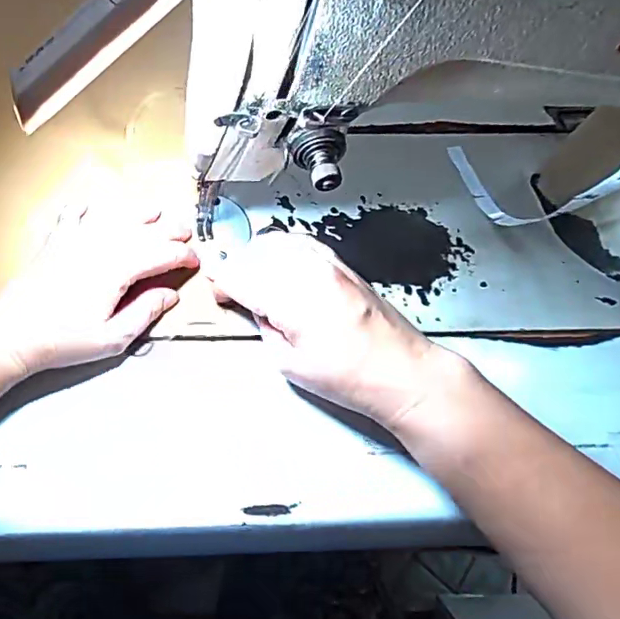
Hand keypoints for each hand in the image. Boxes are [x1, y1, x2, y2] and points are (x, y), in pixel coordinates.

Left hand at [0, 200, 197, 416]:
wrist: (12, 330)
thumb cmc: (62, 339)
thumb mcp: (111, 337)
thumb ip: (144, 313)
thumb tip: (169, 296)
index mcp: (118, 268)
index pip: (161, 252)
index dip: (183, 255)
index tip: (195, 261)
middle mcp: (100, 244)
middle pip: (144, 228)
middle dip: (170, 229)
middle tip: (185, 235)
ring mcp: (76, 237)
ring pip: (116, 213)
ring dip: (139, 212)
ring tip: (155, 211)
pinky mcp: (57, 238)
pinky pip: (77, 212)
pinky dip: (91, 207)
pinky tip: (97, 208)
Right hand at [205, 232, 473, 429]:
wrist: (401, 371)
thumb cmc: (352, 375)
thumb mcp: (289, 363)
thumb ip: (265, 326)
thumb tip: (254, 308)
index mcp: (291, 299)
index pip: (241, 276)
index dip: (222, 284)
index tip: (218, 291)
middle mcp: (309, 272)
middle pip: (254, 255)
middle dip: (237, 270)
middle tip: (232, 288)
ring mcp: (328, 263)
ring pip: (276, 243)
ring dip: (257, 256)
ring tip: (252, 276)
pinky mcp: (342, 263)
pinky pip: (301, 242)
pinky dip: (282, 248)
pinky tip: (278, 262)